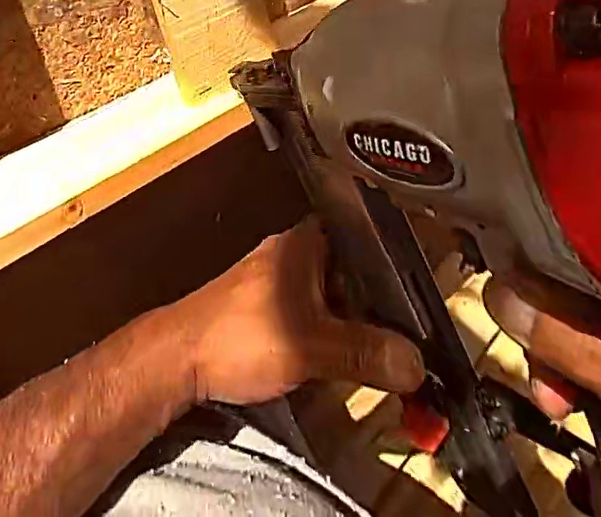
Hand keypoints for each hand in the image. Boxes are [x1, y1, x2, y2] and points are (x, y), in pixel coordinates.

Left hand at [162, 219, 425, 406]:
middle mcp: (295, 251)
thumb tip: (416, 365)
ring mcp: (280, 276)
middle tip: (408, 329)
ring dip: (355, 319)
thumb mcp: (311, 346)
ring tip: (384, 345)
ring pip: (335, 292)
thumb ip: (365, 353)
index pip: (363, 234)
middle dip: (379, 300)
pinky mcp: (270, 303)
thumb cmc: (241, 334)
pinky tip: (344, 353)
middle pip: (353, 268)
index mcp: (307, 240)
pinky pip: (316, 309)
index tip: (420, 290)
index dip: (395, 260)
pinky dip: (333, 328)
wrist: (180, 358)